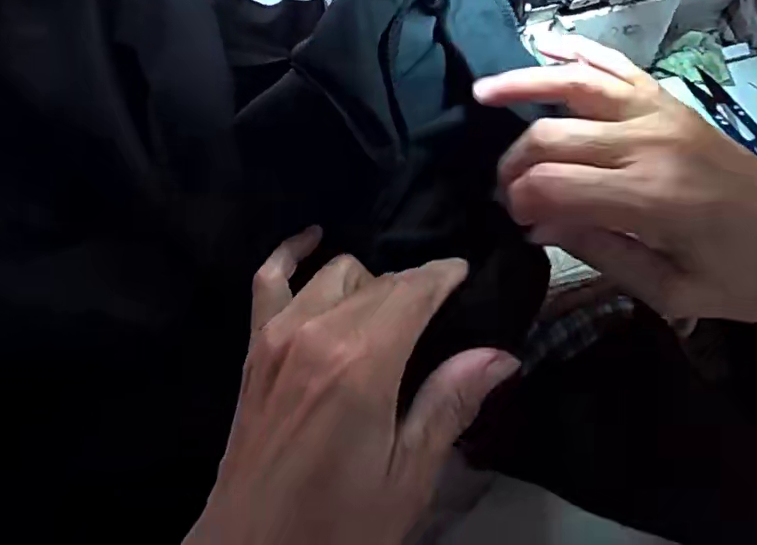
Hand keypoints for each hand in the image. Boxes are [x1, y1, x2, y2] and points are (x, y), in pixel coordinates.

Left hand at [185, 227, 520, 544]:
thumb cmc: (339, 526)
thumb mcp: (407, 478)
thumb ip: (449, 403)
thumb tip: (501, 354)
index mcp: (361, 362)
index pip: (412, 291)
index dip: (443, 275)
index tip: (465, 272)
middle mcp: (319, 329)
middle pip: (380, 280)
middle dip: (413, 287)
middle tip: (436, 314)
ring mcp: (279, 329)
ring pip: (337, 272)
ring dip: (368, 282)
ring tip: (387, 313)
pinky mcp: (255, 341)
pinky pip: (269, 275)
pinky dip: (292, 252)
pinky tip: (313, 239)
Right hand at [475, 32, 756, 324]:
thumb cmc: (747, 279)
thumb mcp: (671, 290)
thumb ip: (597, 250)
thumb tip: (536, 224)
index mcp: (654, 198)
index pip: (556, 185)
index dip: (521, 201)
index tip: (515, 220)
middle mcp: (651, 143)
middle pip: (553, 136)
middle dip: (514, 163)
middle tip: (502, 189)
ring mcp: (661, 113)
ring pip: (577, 84)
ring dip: (524, 83)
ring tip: (483, 92)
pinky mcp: (669, 101)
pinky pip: (616, 64)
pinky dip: (579, 50)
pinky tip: (545, 43)